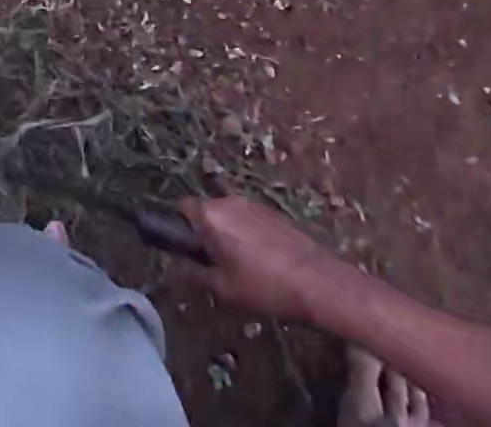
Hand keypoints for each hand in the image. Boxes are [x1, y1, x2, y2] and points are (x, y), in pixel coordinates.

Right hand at [180, 196, 340, 322]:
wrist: (315, 279)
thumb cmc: (263, 285)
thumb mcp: (222, 289)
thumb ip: (193, 273)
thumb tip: (175, 265)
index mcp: (212, 216)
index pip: (183, 206)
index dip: (179, 226)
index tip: (186, 248)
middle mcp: (229, 201)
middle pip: (206, 211)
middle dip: (205, 232)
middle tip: (213, 264)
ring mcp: (253, 203)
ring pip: (228, 215)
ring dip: (227, 233)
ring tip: (240, 265)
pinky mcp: (272, 211)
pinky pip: (247, 218)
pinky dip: (246, 233)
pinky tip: (260, 260)